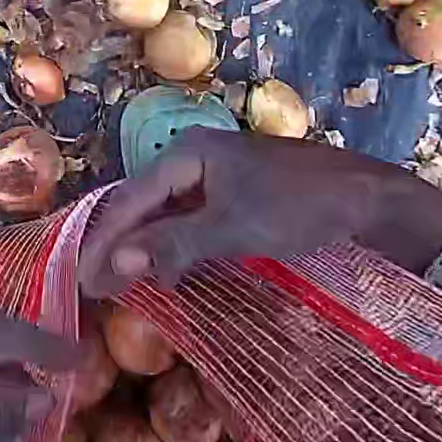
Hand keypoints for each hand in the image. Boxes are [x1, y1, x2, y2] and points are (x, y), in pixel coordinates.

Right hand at [78, 128, 441, 298]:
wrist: (362, 196)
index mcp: (190, 153)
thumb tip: (114, 264)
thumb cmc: (296, 206)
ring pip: (168, 210)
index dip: (103, 239)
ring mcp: (219, 172)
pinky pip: (192, 216)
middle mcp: (198, 155)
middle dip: (120, 243)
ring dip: (146, 245)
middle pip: (146, 200)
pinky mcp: (237, 190)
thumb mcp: (232, 227)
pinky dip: (174, 242)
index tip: (79, 281)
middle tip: (94, 289)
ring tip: (121, 284)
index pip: (131, 197)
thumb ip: (172, 243)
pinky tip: (167, 268)